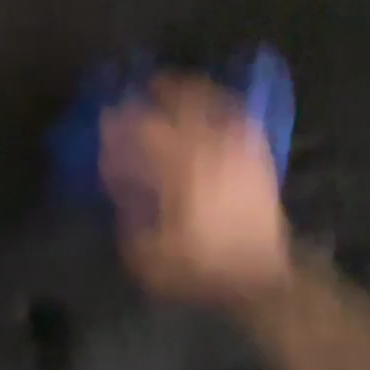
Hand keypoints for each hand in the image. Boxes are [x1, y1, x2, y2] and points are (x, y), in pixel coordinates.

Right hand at [99, 73, 292, 306]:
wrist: (262, 281)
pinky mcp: (258, 158)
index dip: (122, 120)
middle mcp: (210, 150)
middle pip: (183, 102)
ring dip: (192, 91)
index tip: (107, 116)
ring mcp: (238, 150)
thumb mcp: (150, 255)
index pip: (144, 128)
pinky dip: (224, 106)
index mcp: (180, 169)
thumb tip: (118, 187)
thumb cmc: (202, 269)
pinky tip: (214, 109)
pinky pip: (240, 118)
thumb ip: (128, 216)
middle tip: (142, 90)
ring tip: (176, 89)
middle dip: (159, 90)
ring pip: (214, 102)